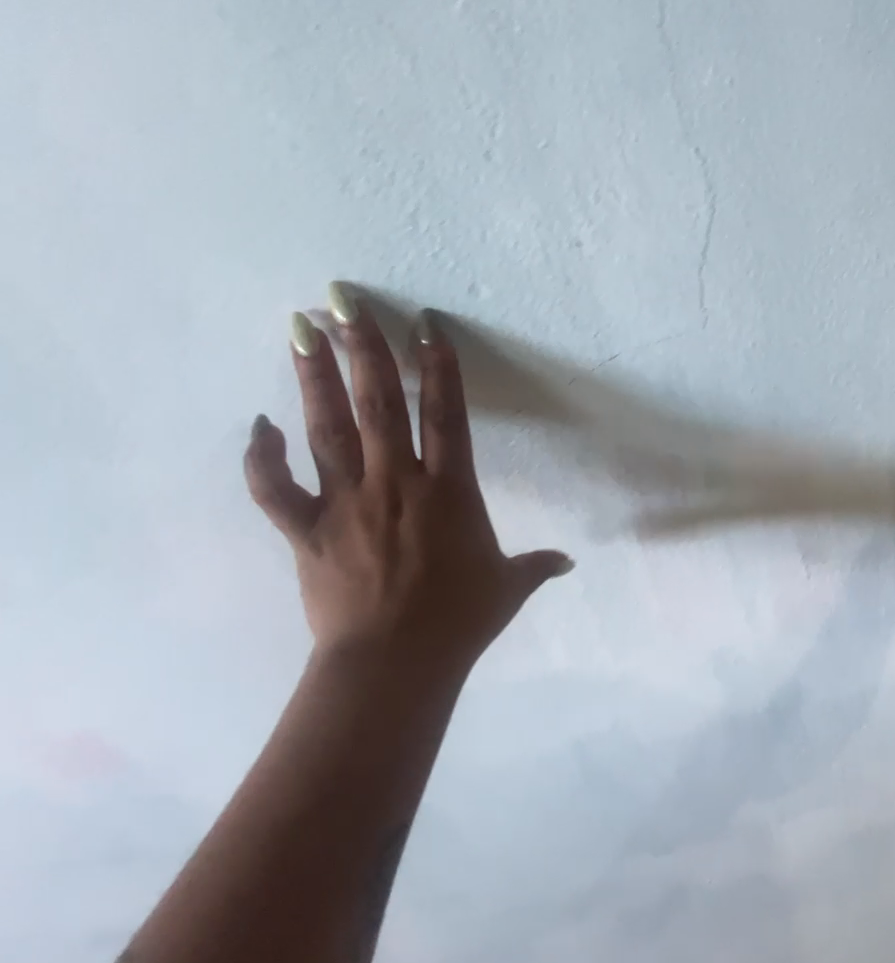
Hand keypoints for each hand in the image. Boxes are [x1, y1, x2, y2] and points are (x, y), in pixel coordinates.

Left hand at [243, 285, 571, 674]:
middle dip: (365, 350)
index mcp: (451, 491)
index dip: (439, 368)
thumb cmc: (462, 619)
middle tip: (344, 301)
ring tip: (300, 328)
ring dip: (313, 378)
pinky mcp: (306, 531)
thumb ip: (536, 565)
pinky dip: (261, 456)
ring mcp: (347, 503)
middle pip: (380, 405)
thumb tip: (568, 561)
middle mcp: (398, 484)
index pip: (447, 416)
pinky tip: (258, 423)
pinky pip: (275, 488)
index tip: (426, 326)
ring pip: (327, 429)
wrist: (395, 661)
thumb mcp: (509, 588)